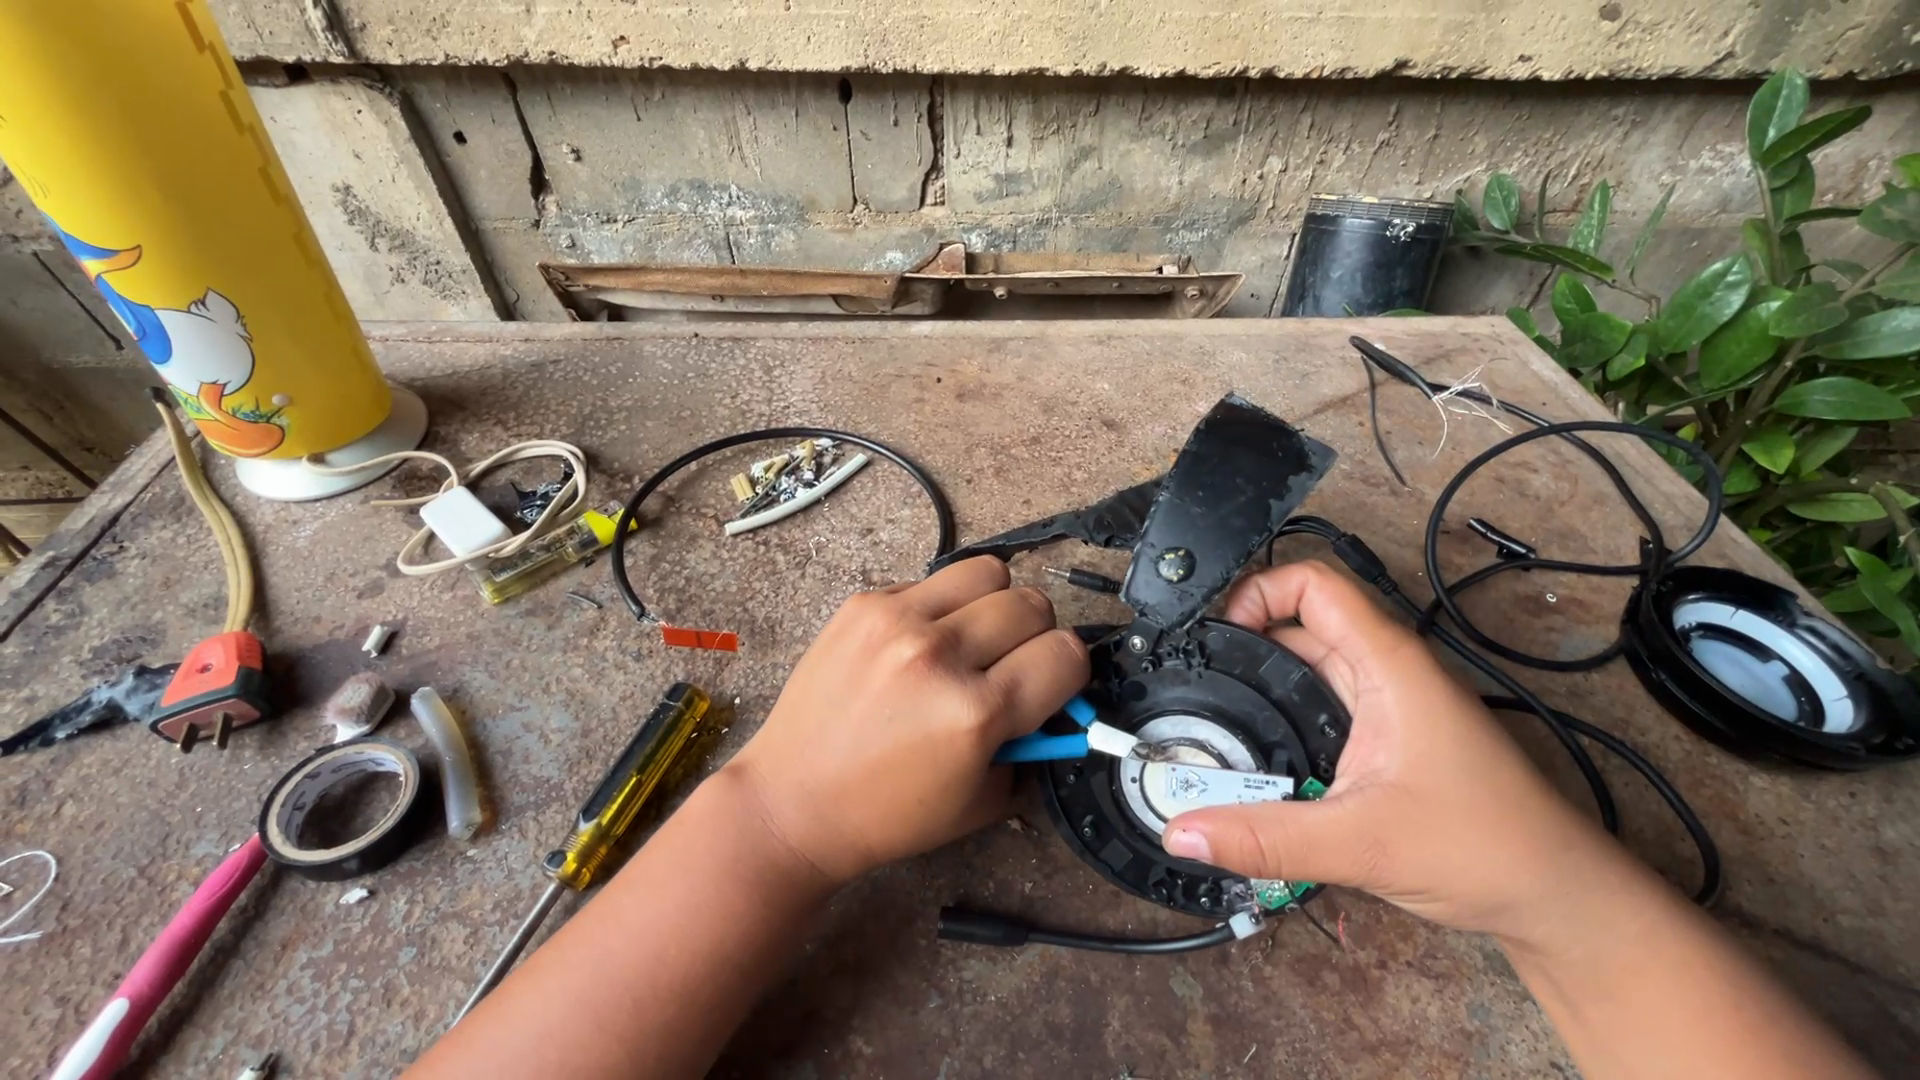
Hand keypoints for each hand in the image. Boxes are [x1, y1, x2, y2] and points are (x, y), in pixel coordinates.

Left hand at [724, 556, 1089, 887]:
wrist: (793, 801)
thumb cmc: (888, 814)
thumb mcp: (982, 801)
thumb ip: (1034, 746)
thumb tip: (1062, 700)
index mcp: (976, 713)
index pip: (1067, 654)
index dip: (1069, 672)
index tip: (1051, 683)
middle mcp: (939, 656)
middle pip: (1033, 605)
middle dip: (1035, 636)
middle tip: (1007, 665)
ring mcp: (897, 622)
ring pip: (989, 573)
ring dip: (993, 605)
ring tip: (969, 639)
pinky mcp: (864, 604)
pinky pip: (932, 581)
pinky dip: (940, 608)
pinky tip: (917, 644)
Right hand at [1161, 560, 1635, 941]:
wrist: (1558, 897)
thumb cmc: (1490, 850)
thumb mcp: (1359, 843)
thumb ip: (1263, 838)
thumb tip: (1185, 832)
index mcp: (1389, 665)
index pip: (1312, 584)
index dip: (1256, 592)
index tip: (1216, 634)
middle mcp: (1387, 671)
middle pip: (1298, 622)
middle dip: (1243, 642)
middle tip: (1198, 681)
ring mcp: (1388, 701)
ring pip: (1308, 664)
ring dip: (1261, 681)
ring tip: (1215, 712)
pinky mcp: (1386, 732)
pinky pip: (1320, 700)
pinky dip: (1281, 711)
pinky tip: (1258, 749)